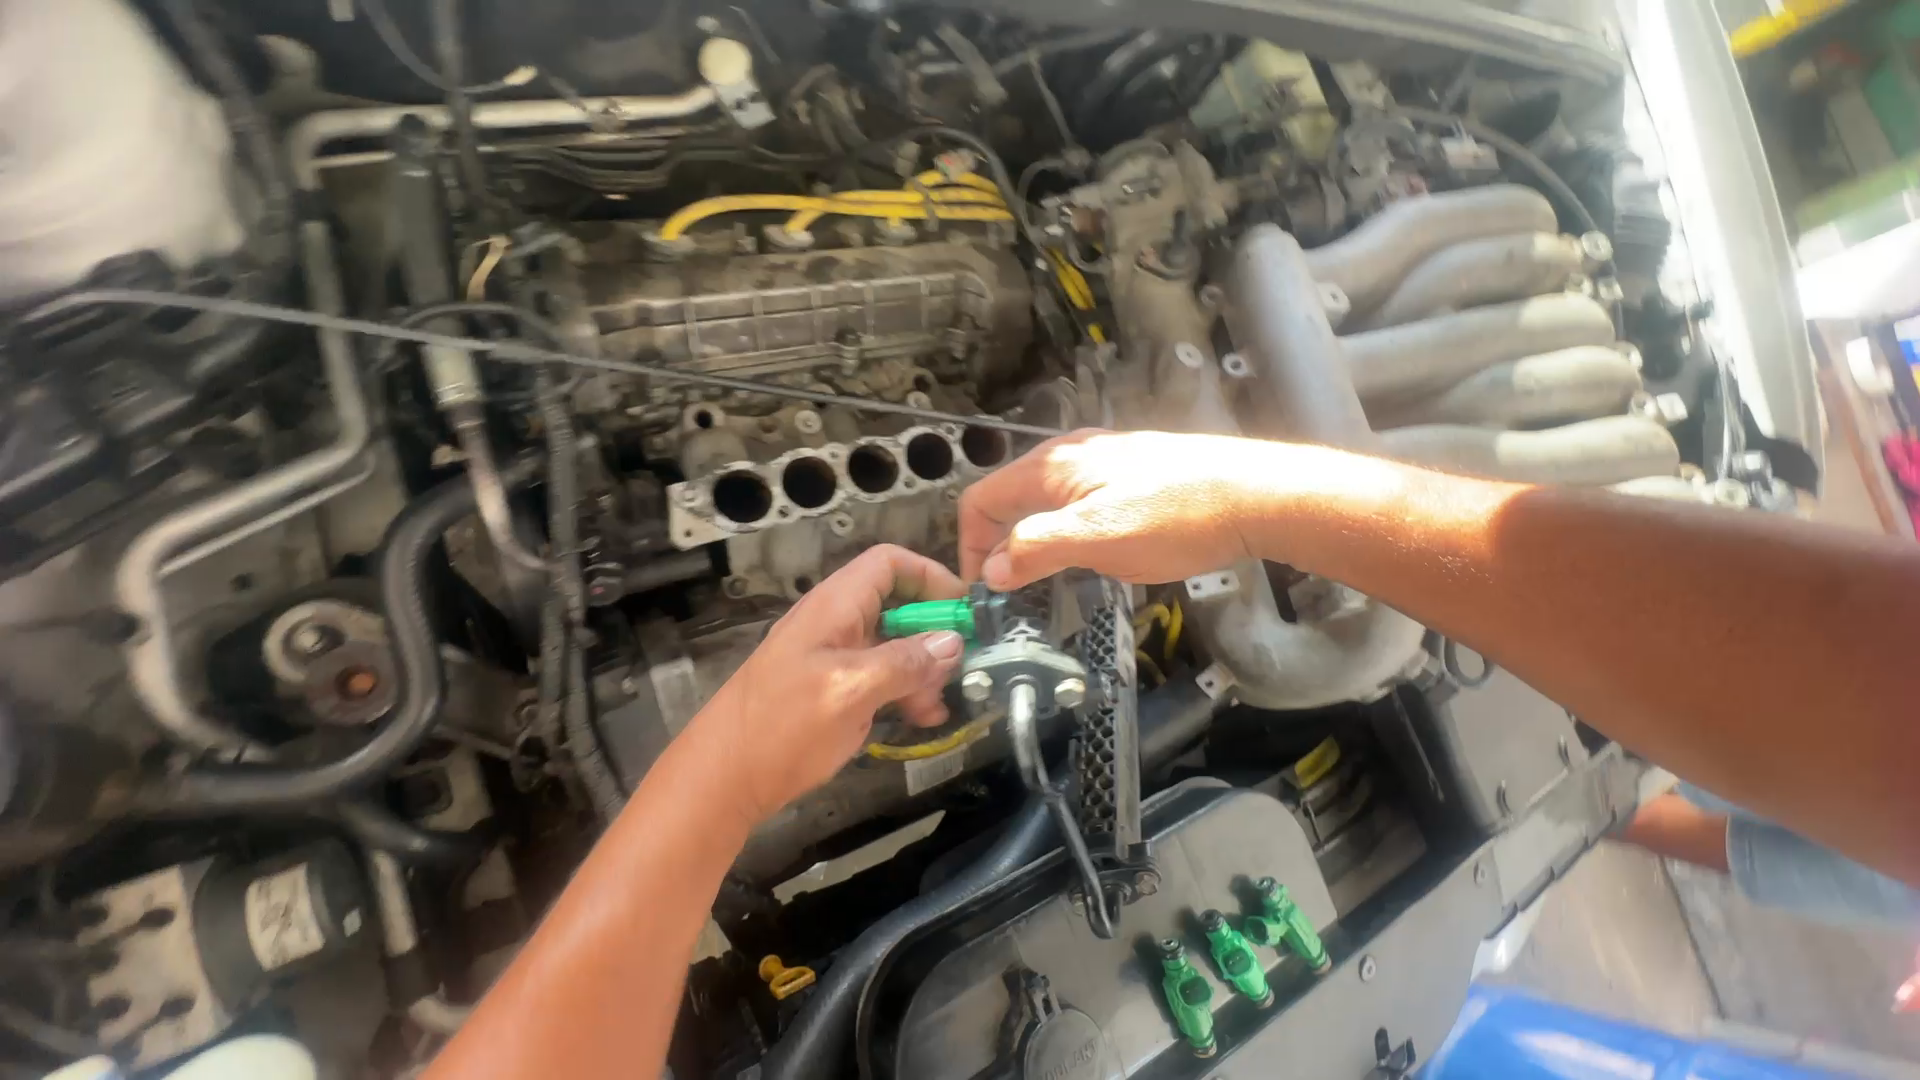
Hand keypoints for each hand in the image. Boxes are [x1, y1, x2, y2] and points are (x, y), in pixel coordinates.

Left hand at [689, 545, 967, 827]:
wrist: (723, 779)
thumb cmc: (782, 726)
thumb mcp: (850, 691)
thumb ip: (904, 663)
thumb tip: (952, 642)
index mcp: (835, 607)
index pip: (888, 563)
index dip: (929, 574)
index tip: (962, 608)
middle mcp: (837, 624)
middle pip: (898, 605)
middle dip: (933, 632)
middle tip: (959, 667)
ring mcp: (835, 658)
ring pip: (894, 645)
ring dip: (923, 669)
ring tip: (937, 706)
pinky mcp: (835, 690)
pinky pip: (881, 677)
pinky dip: (905, 691)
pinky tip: (922, 718)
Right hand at [959, 429, 1274, 588]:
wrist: (1255, 496)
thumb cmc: (1172, 518)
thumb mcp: (1095, 540)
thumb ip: (1034, 550)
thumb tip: (991, 570)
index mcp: (1050, 467)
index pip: (981, 499)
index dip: (969, 544)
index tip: (982, 590)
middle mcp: (1068, 455)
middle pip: (1009, 500)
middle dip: (999, 545)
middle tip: (1009, 591)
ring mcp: (1101, 462)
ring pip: (1044, 503)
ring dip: (1032, 540)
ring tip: (1046, 580)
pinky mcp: (1129, 474)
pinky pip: (1076, 503)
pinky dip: (1065, 531)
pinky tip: (1091, 554)